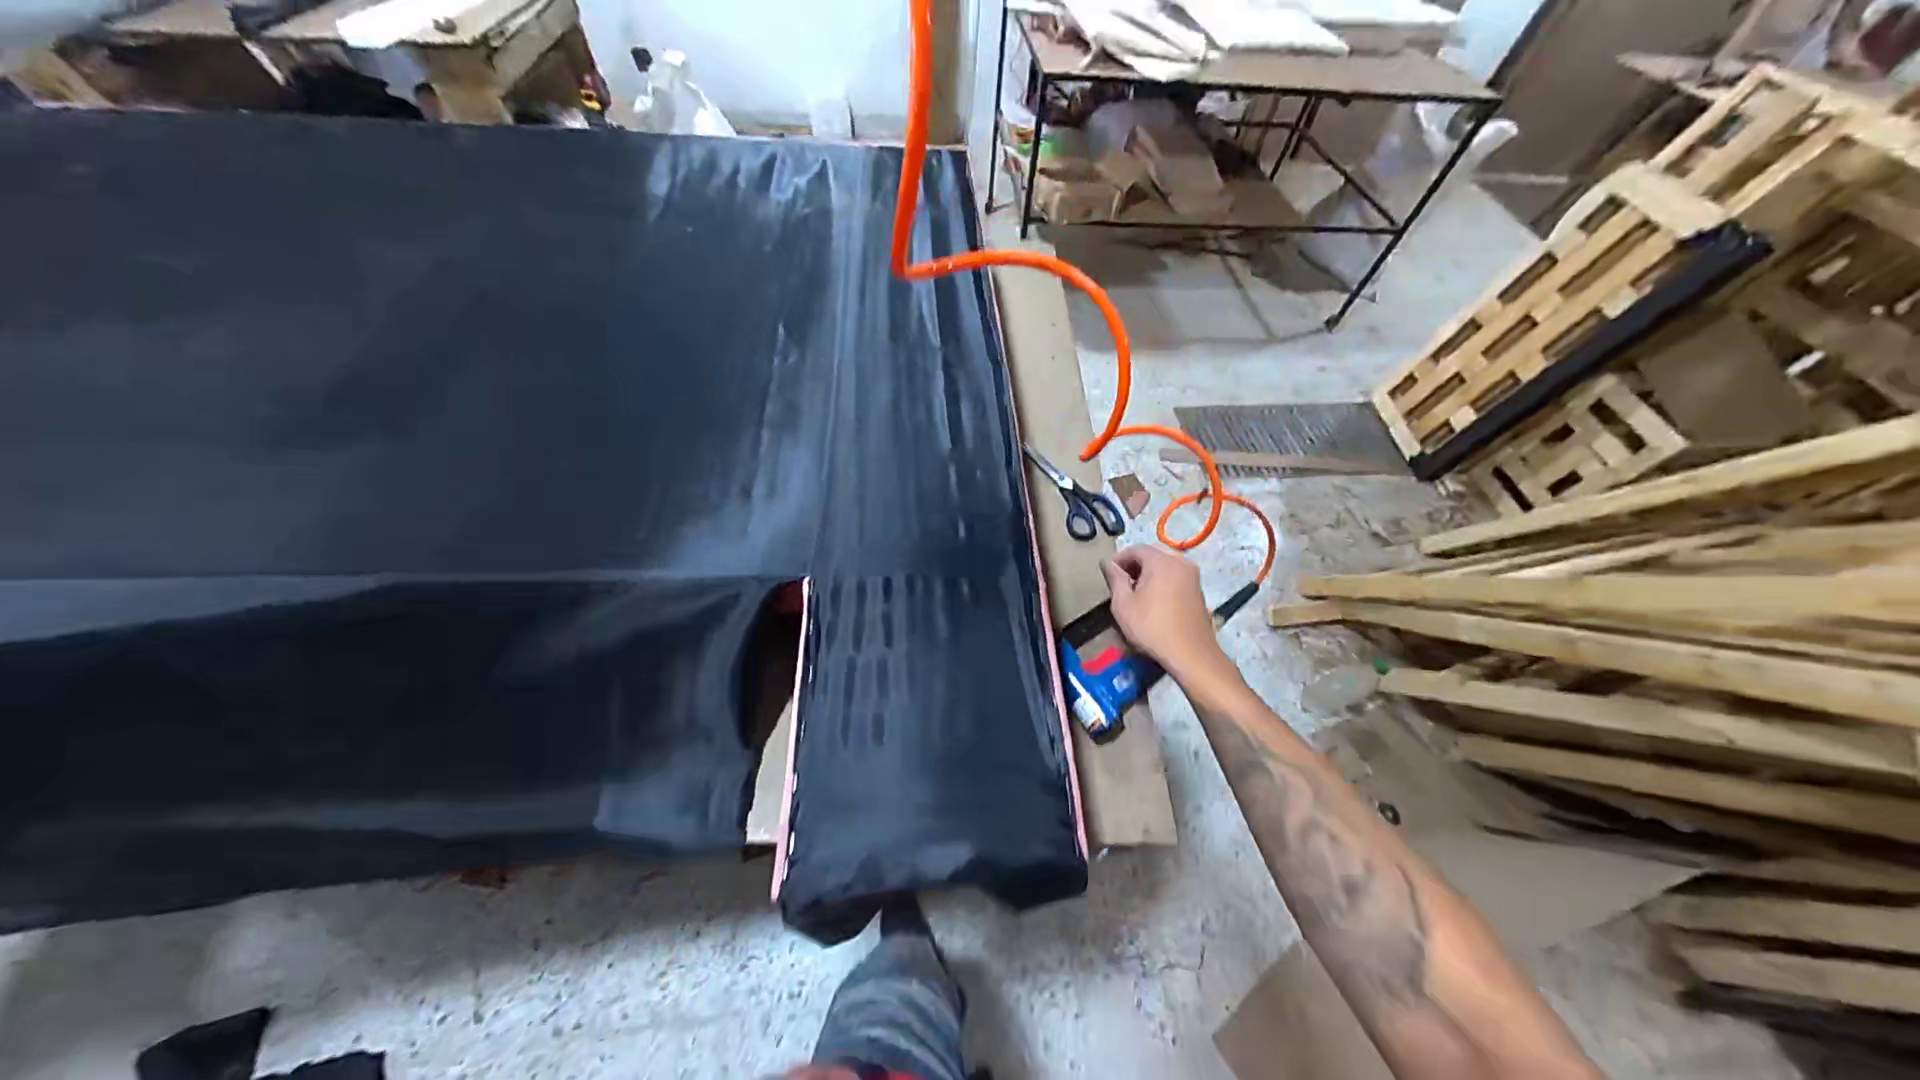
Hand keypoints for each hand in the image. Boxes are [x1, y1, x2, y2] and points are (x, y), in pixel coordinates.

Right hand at [1101, 546, 1228, 677]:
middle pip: (1152, 553)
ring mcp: (1192, 575)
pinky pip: (1175, 574)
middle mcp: (1180, 562)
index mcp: (1161, 561)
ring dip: (1149, 571)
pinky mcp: (1198, 588)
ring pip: (1165, 563)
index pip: (1136, 549)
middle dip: (1134, 564)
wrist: (1190, 653)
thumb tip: (1108, 563)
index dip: (1119, 559)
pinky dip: (1162, 579)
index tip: (1108, 573)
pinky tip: (1153, 597)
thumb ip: (1115, 579)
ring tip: (1136, 591)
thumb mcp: (1123, 604)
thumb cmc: (1152, 628)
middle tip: (1121, 581)